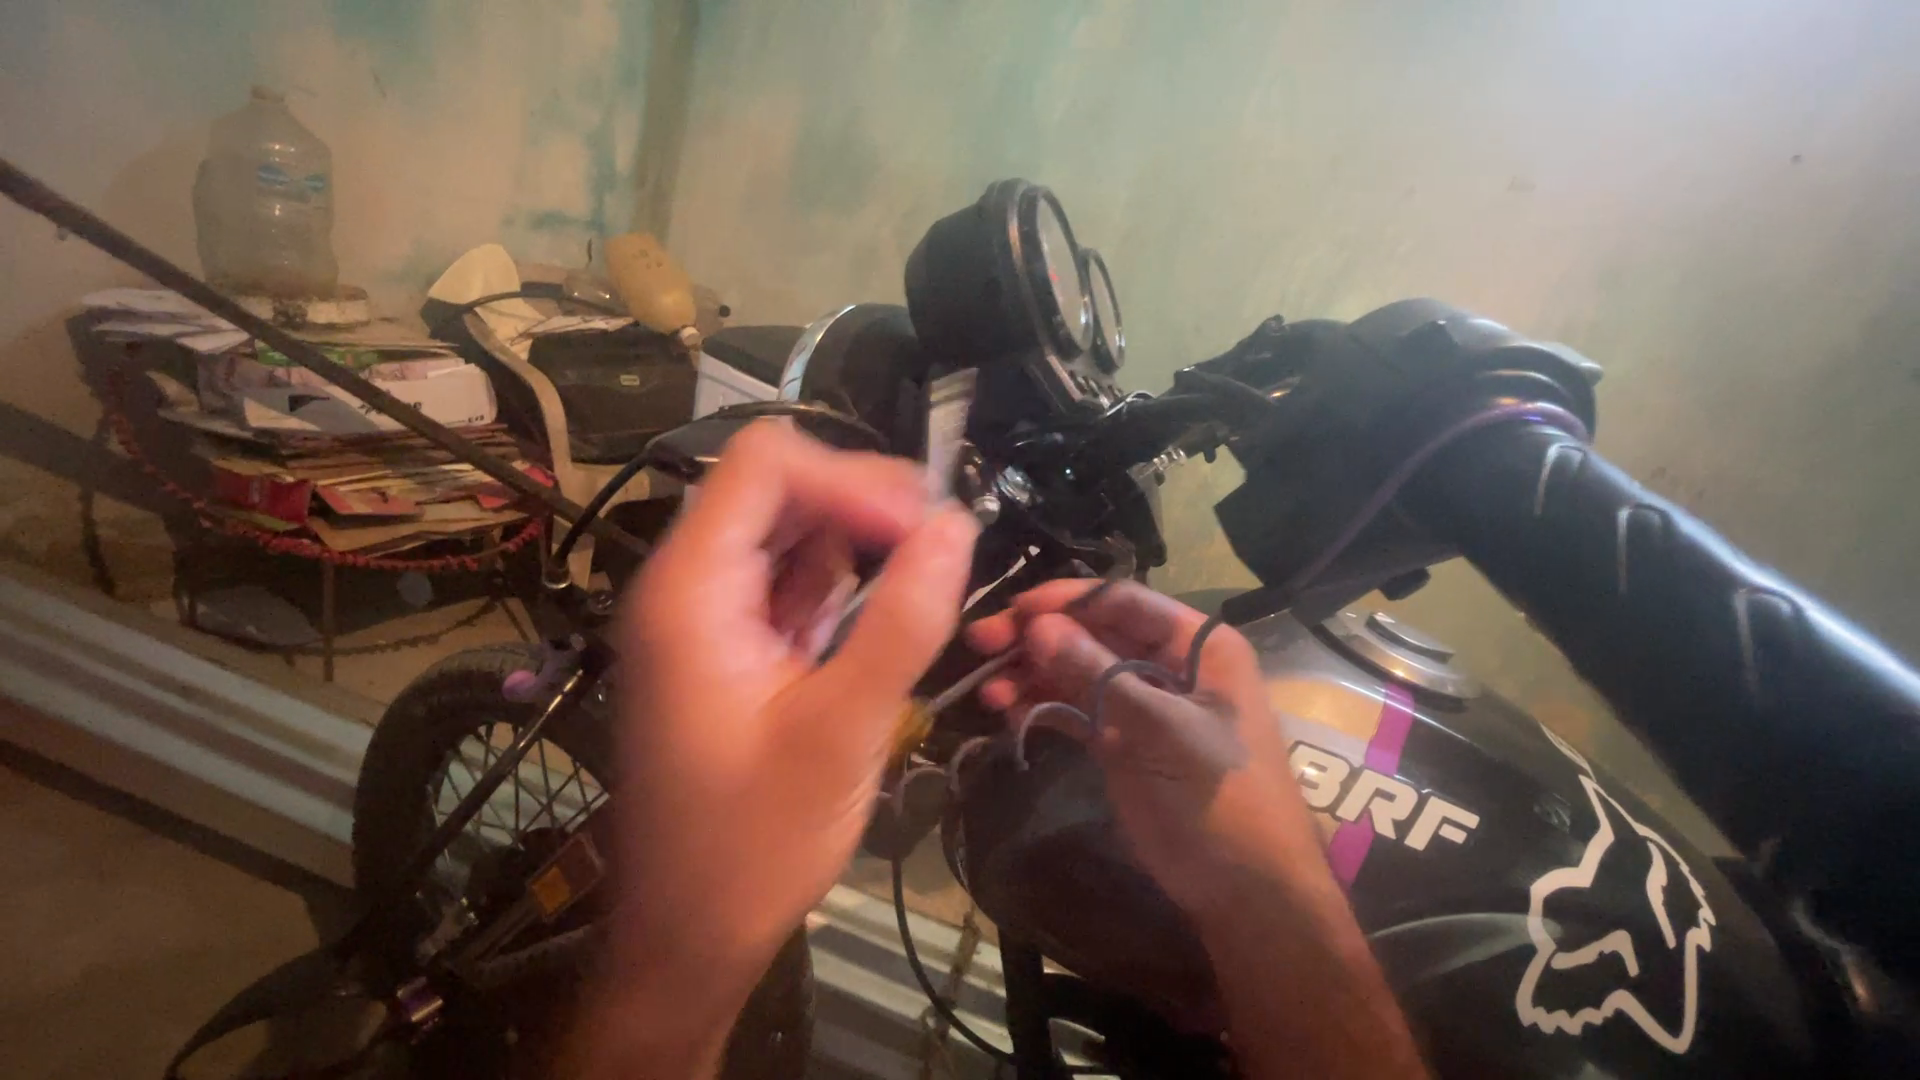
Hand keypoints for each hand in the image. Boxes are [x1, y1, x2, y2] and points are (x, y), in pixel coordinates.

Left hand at [589, 422, 977, 1074]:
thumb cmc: (753, 845)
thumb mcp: (842, 732)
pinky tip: (880, 613)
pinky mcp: (730, 646)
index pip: (766, 465)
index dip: (852, 477)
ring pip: (788, 532)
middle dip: (862, 502)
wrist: (690, 936)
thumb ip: (902, 622)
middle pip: (777, 489)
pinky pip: (788, 583)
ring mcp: (707, 616)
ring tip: (922, 575)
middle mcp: (688, 585)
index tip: (924, 528)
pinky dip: (840, 584)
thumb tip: (957, 525)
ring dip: (857, 541)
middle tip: (940, 543)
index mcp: (691, 589)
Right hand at [964, 580, 1324, 918]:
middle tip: (982, 644)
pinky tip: (1005, 710)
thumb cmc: (1219, 801)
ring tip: (987, 691)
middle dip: (1037, 636)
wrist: (1246, 892)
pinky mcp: (1120, 736)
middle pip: (1091, 630)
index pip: (1121, 600)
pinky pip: (1074, 705)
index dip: (1064, 600)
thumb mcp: (1160, 732)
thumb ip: (1098, 674)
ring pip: (1076, 668)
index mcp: (1195, 644)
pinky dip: (1042, 704)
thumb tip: (1038, 626)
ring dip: (1031, 673)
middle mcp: (1166, 661)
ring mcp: (1141, 700)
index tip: (1011, 610)